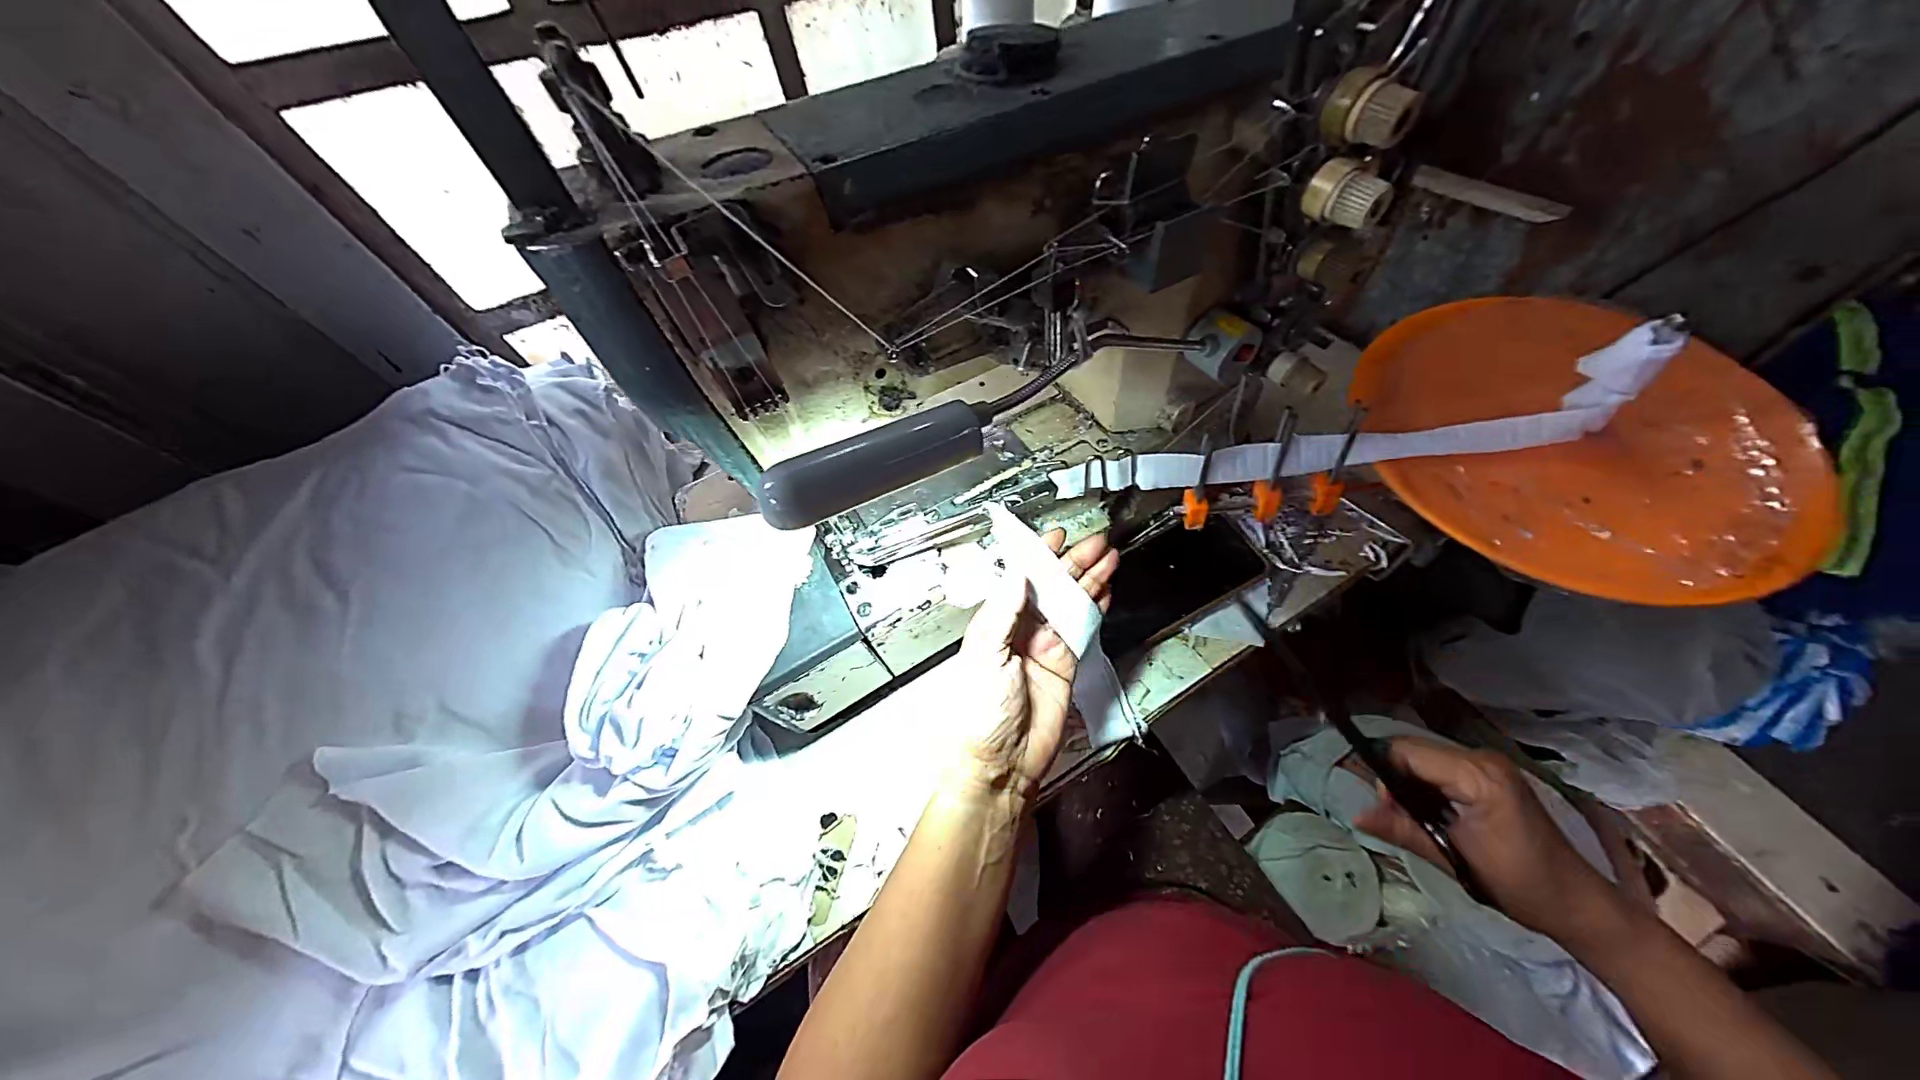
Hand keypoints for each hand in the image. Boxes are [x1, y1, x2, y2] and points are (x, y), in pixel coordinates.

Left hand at [949, 529, 1118, 803]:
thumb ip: (1003, 614)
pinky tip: (1104, 591)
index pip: (1019, 580)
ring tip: (1107, 557)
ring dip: (1089, 580)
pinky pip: (1083, 629)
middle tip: (1094, 542)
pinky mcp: (1064, 664)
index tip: (1052, 536)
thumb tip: (1015, 577)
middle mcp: (1021, 630)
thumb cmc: (980, 716)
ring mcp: (1045, 646)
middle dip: (1073, 562)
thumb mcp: (984, 657)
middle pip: (1051, 587)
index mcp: (996, 623)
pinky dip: (1095, 608)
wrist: (1002, 761)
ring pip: (1071, 603)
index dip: (1037, 556)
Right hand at [1354, 738, 1625, 942]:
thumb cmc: (1521, 884)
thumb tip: (1356, 814)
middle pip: (1414, 751)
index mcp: (1478, 775)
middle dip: (1395, 779)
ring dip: (1410, 783)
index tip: (1386, 809)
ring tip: (1417, 819)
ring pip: (1424, 758)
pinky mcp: (1490, 774)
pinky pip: (1441, 767)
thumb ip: (1402, 830)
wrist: (1579, 904)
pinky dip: (1427, 786)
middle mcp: (1483, 758)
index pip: (1407, 751)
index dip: (1385, 774)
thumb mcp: (1454, 860)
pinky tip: (1434, 814)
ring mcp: (1489, 764)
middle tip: (1397, 817)